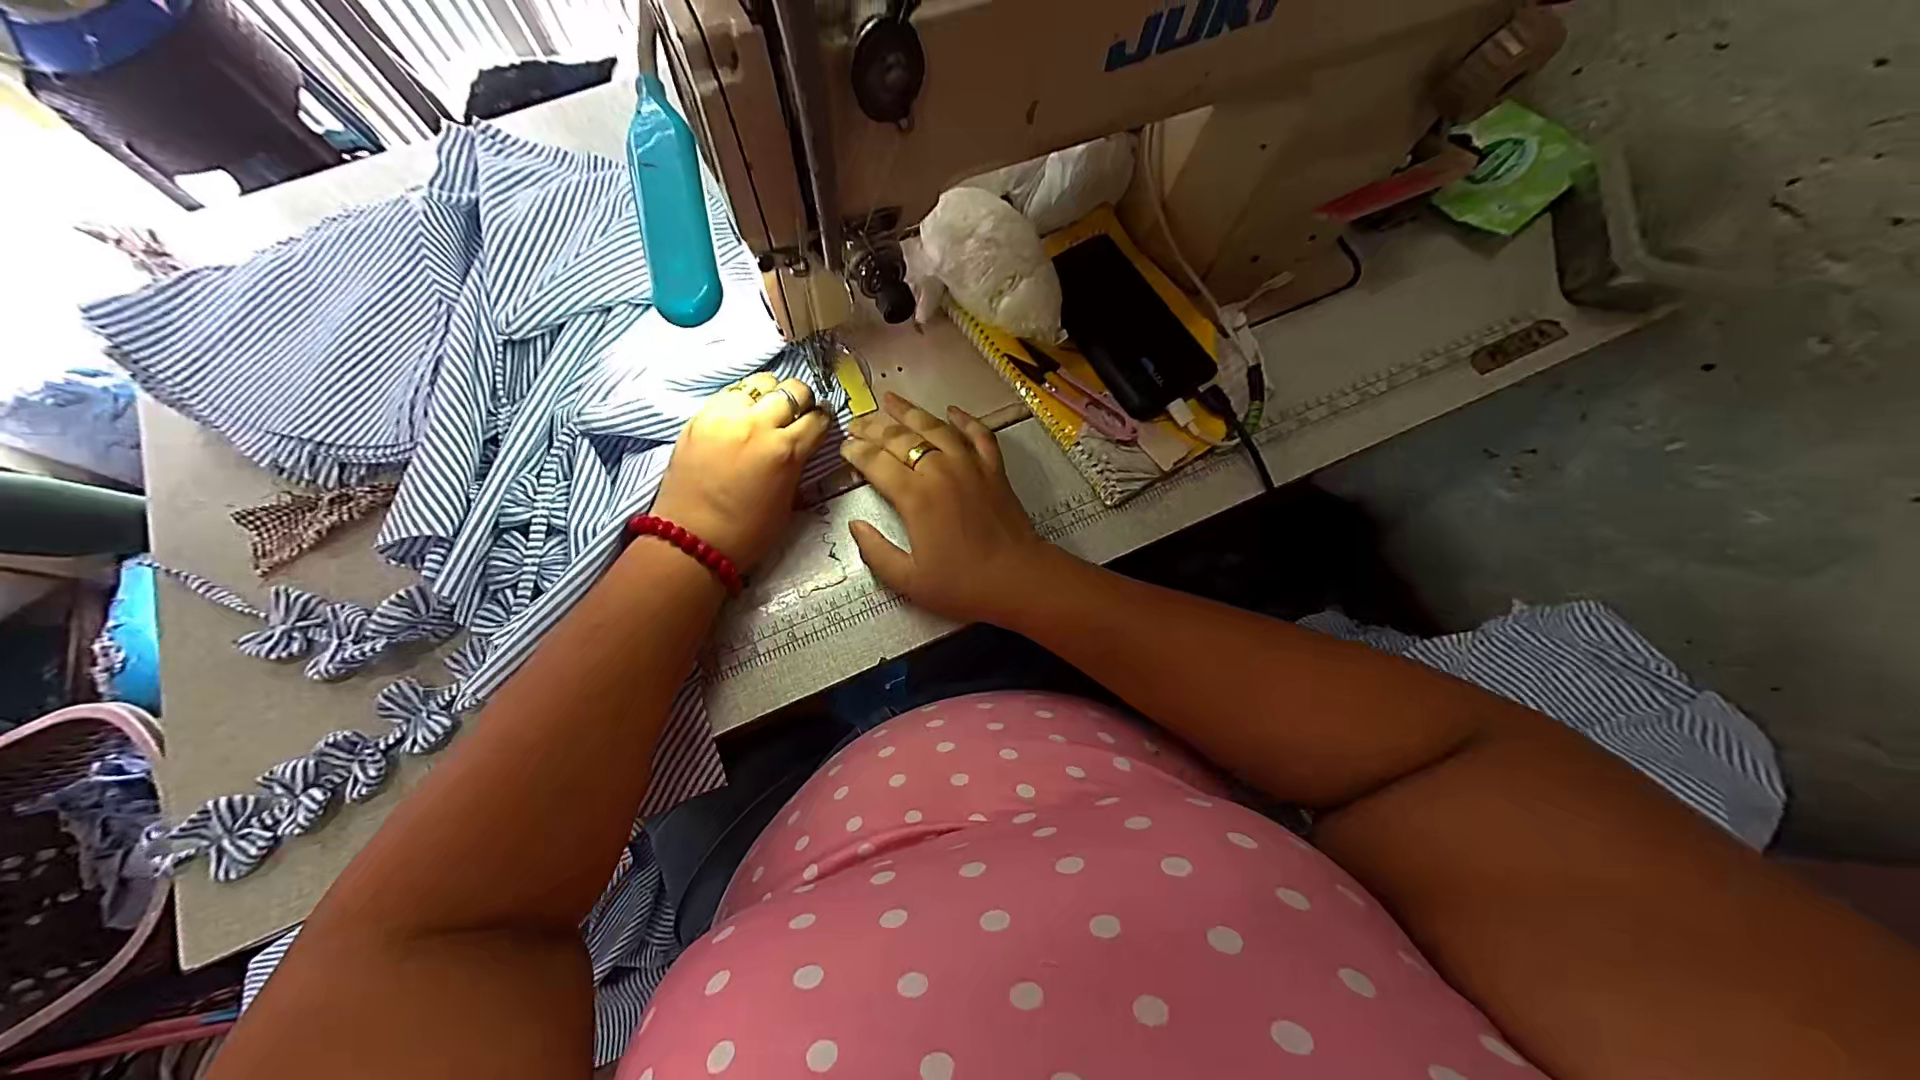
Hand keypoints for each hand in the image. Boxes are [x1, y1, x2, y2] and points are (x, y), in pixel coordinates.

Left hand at [650, 373, 830, 571]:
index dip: (823, 421)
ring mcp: (725, 417)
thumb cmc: (747, 532)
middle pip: (794, 389)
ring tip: (767, 411)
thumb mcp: (788, 499)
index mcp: (786, 451)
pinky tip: (741, 416)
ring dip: (770, 394)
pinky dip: (741, 400)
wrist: (693, 540)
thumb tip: (802, 445)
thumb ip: (797, 464)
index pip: (818, 418)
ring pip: (761, 382)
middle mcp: (758, 425)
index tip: (819, 425)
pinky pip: (729, 393)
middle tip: (796, 415)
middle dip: (801, 401)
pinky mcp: (699, 417)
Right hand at [839, 392, 1060, 623]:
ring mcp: (970, 466)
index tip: (844, 447)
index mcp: (915, 497)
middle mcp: (940, 471)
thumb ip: (876, 551)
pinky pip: (978, 434)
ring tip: (891, 399)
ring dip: (911, 412)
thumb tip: (855, 524)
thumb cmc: (962, 585)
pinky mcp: (994, 469)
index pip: (876, 462)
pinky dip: (965, 420)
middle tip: (857, 422)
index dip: (856, 452)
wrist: (1018, 579)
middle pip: (901, 437)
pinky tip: (952, 410)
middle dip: (874, 427)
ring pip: (935, 428)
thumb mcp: (908, 580)